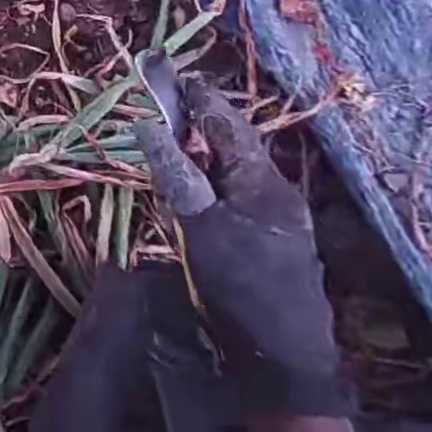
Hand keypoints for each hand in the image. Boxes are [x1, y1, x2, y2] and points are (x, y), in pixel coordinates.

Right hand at [135, 79, 352, 417]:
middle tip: (166, 106)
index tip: (171, 75)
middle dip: (200, 122)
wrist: (282, 357)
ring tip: (174, 139)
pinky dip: (211, 178)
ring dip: (204, 150)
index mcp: (262, 181)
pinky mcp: (271, 236)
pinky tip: (195, 186)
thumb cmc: (238, 285)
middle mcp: (275, 190)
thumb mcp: (198, 225)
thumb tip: (150, 128)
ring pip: (234, 168)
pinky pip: (236, 192)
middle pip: (233, 143)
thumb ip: (176, 173)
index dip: (197, 98)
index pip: (225, 124)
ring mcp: (277, 215)